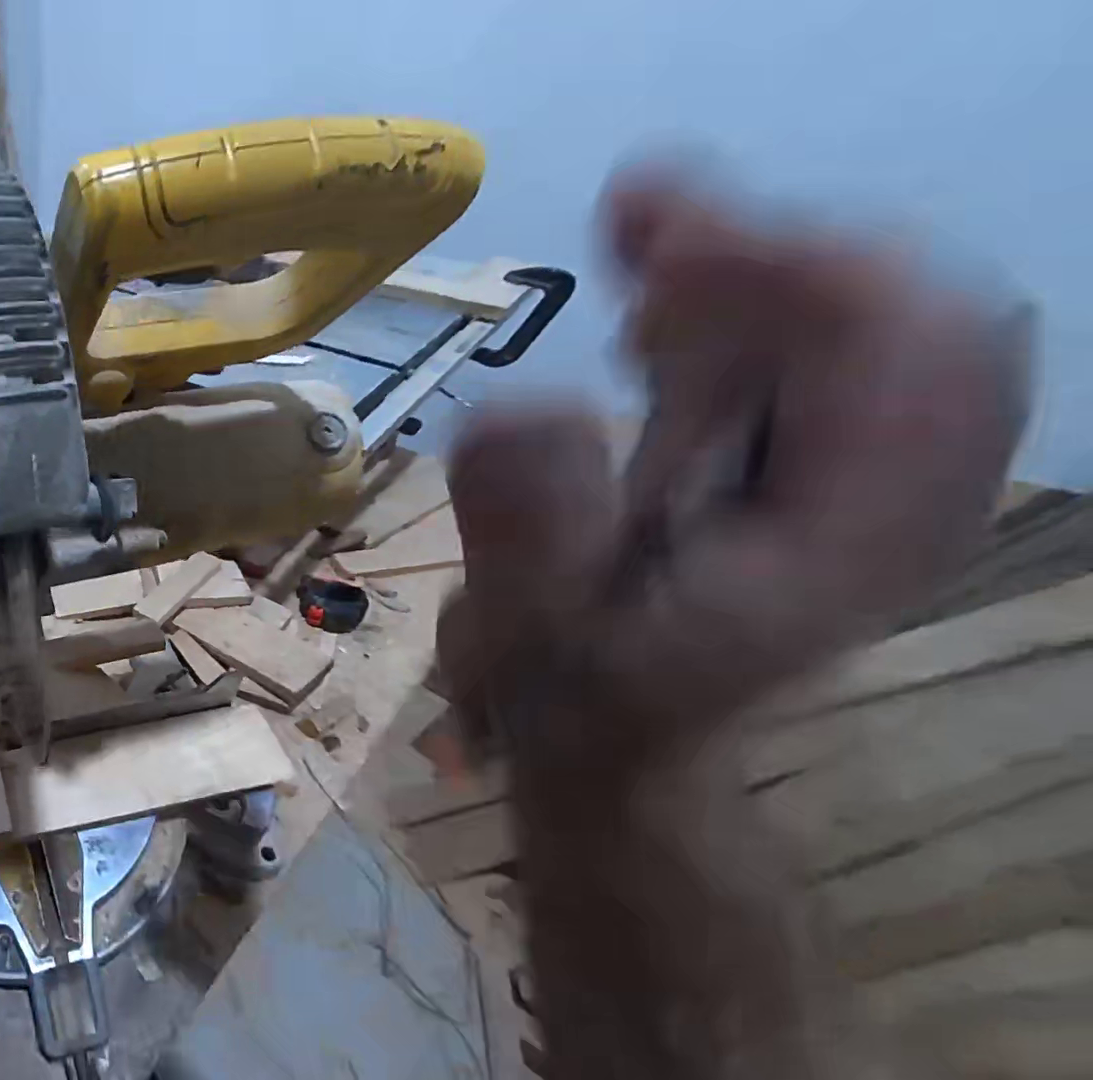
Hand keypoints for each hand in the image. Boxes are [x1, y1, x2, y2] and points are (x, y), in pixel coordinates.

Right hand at [438, 166, 1028, 773]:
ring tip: (627, 241)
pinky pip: (785, 351)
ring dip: (735, 267)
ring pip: (838, 319)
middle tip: (632, 222)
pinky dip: (720, 305)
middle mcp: (879, 485)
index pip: (904, 345)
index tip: (652, 247)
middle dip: (759, 252)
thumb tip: (518, 400)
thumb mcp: (535, 634)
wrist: (609, 737)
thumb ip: (531, 530)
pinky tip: (640, 301)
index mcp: (854, 532)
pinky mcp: (777, 464)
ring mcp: (835, 472)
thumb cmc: (574, 699)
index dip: (788, 268)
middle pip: (889, 309)